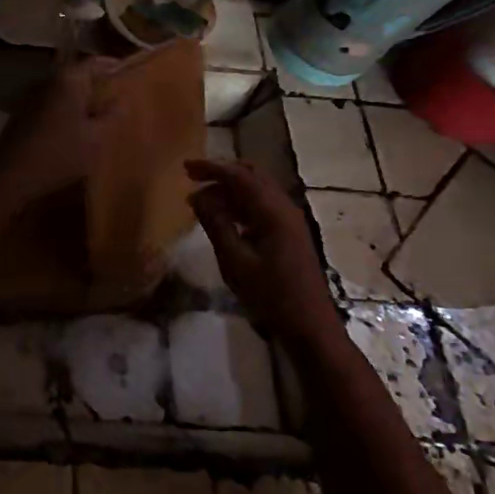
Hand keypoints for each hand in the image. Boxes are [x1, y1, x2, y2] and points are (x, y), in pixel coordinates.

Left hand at [0, 57, 119, 207]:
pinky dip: (65, 110)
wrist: (10, 175)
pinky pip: (51, 104)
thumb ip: (111, 117)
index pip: (95, 62)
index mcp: (68, 81)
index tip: (127, 73)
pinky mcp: (22, 114)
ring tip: (99, 114)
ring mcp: (31, 97)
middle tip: (116, 97)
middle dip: (97, 84)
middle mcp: (47, 81)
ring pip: (63, 91)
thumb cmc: (59, 155)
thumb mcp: (95, 140)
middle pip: (77, 75)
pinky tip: (74, 128)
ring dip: (80, 99)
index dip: (113, 66)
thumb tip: (120, 101)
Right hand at [187, 159, 338, 339]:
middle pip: (253, 176)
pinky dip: (240, 204)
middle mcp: (284, 209)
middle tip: (192, 178)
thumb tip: (198, 196)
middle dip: (222, 173)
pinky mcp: (288, 234)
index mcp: (273, 212)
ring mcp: (289, 221)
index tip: (185, 167)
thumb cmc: (270, 295)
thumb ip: (216, 224)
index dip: (211, 168)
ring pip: (258, 191)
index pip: (239, 177)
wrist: (309, 326)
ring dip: (230, 189)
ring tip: (202, 200)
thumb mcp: (235, 261)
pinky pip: (262, 206)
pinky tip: (223, 217)